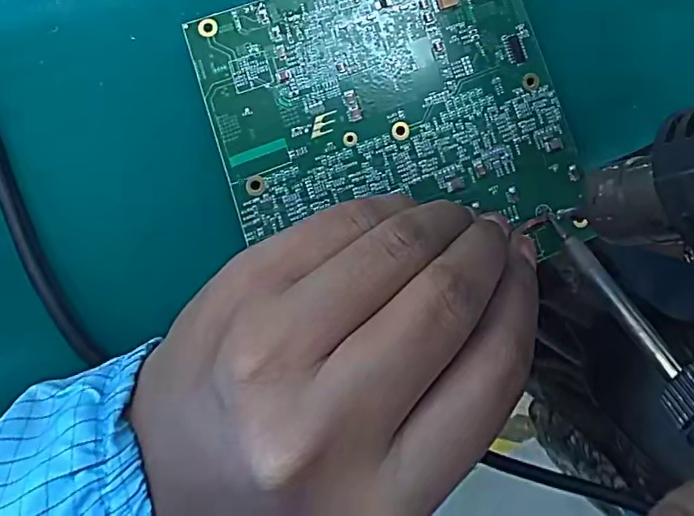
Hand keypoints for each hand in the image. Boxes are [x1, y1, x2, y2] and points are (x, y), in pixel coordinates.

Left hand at [130, 197, 537, 515]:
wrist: (168, 467)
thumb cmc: (291, 482)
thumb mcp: (385, 482)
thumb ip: (450, 396)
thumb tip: (501, 280)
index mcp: (379, 498)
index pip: (489, 375)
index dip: (520, 302)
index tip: (525, 267)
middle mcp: (324, 423)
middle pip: (442, 300)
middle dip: (484, 249)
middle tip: (494, 232)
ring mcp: (273, 345)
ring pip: (394, 248)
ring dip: (440, 218)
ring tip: (454, 218)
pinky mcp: (243, 284)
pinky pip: (339, 221)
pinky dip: (386, 207)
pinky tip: (400, 211)